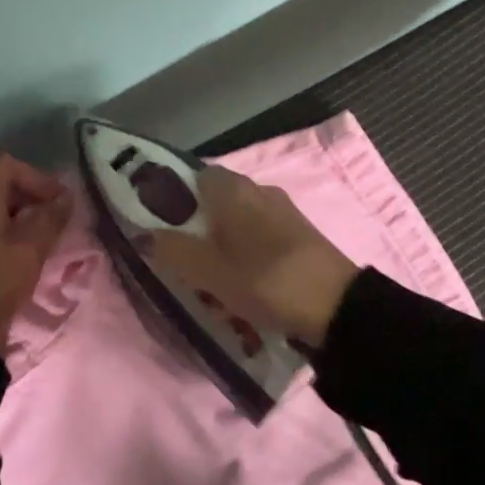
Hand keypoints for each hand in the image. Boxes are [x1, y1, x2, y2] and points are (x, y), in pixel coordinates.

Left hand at [0, 154, 73, 353]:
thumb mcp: (32, 250)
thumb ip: (51, 218)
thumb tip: (66, 197)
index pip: (8, 167)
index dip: (37, 177)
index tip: (59, 200)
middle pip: (2, 187)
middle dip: (33, 197)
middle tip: (58, 219)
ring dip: (23, 216)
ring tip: (45, 238)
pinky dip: (8, 232)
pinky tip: (24, 253)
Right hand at [146, 166, 358, 347]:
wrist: (337, 307)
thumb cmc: (266, 282)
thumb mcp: (210, 272)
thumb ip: (175, 251)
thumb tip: (146, 234)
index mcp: (234, 190)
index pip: (195, 178)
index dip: (177, 201)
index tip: (164, 230)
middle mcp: (260, 191)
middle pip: (217, 205)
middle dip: (200, 234)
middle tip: (188, 268)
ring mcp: (284, 213)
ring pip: (240, 226)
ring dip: (224, 252)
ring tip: (215, 288)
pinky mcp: (301, 236)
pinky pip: (261, 241)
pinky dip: (248, 260)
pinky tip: (245, 289)